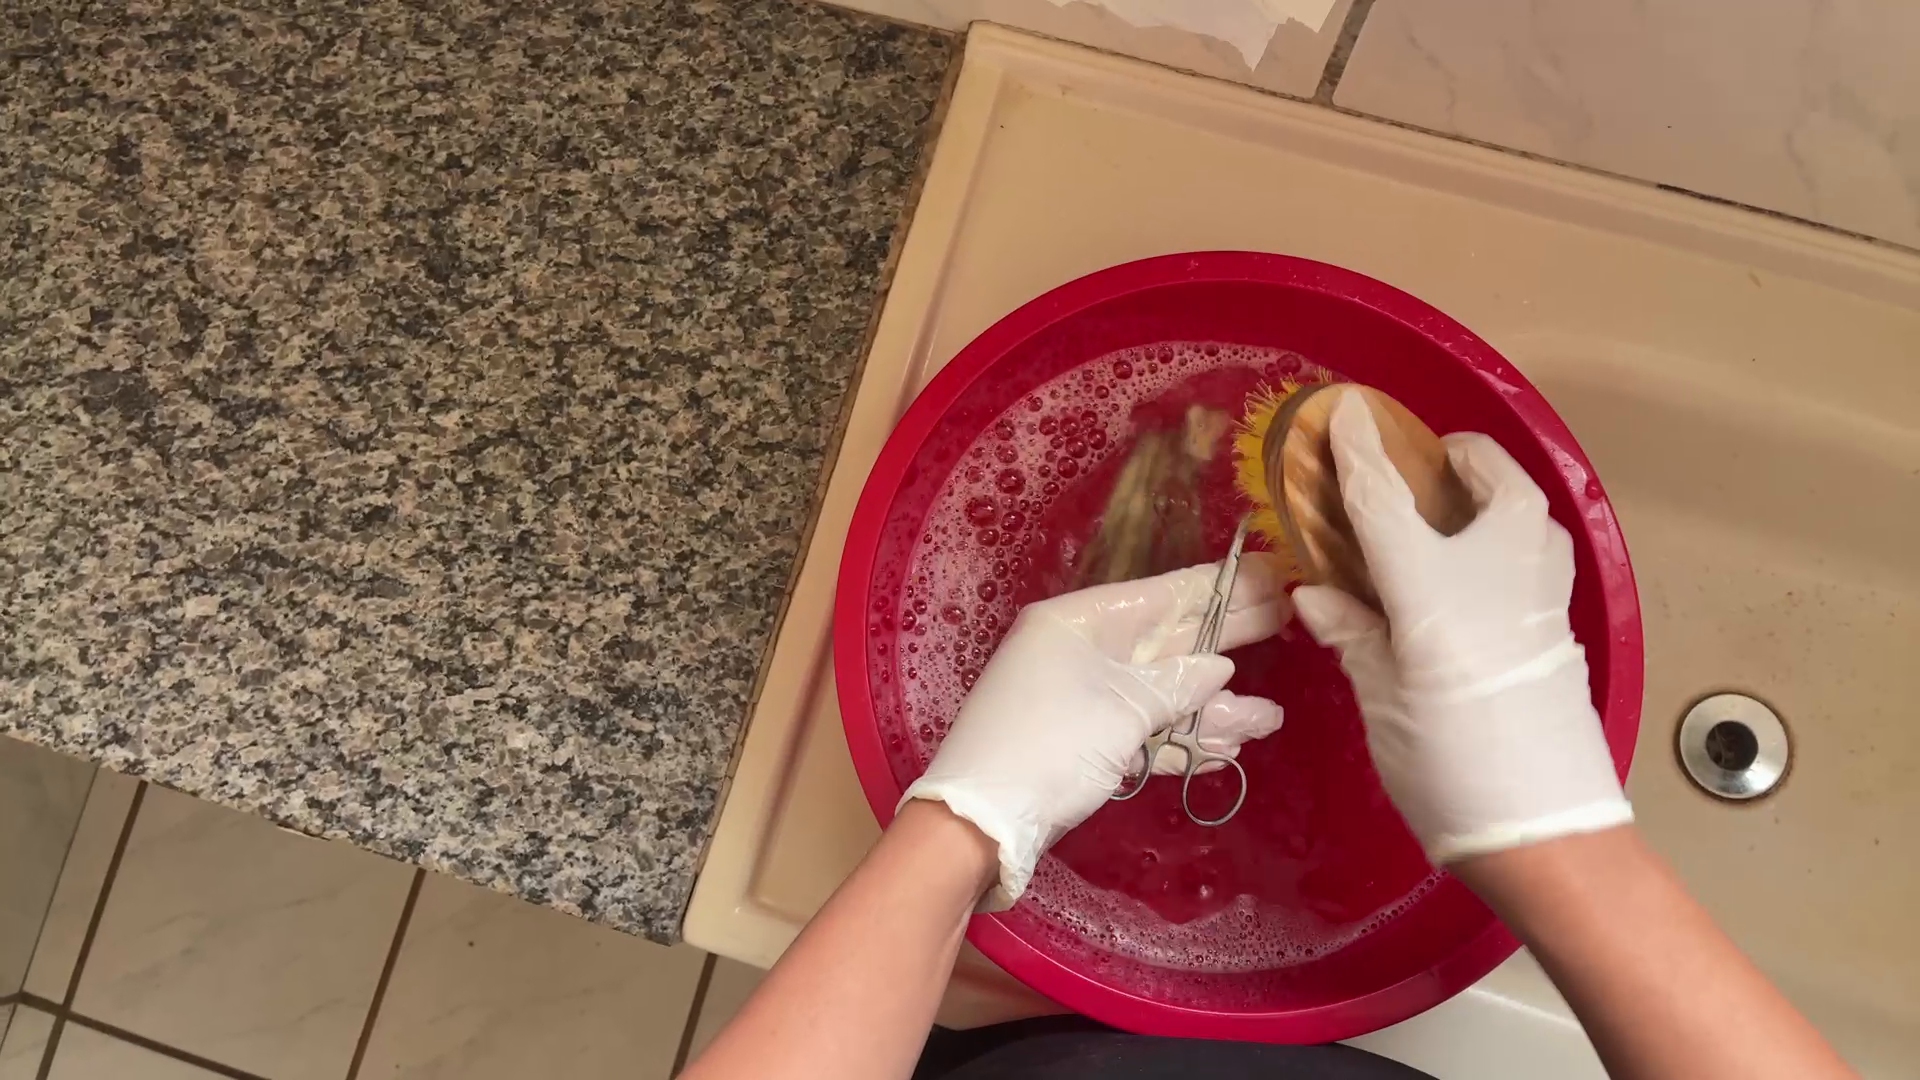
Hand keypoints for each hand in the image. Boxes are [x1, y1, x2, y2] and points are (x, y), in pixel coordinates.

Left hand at [903, 555, 1289, 908]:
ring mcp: (1084, 696)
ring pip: (1161, 692)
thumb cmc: (1050, 744)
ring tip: (1268, 717)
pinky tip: (1227, 747)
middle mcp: (1082, 650)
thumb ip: (1176, 685)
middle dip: (1224, 637)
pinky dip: (1180, 738)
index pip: (1160, 595)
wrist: (981, 818)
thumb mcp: (1120, 709)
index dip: (1216, 587)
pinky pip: (1144, 728)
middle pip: (1166, 639)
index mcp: (1079, 622)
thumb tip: (1219, 669)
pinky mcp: (1086, 739)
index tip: (1266, 574)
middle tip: (1286, 618)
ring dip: (1211, 708)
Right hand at [1290, 389, 1630, 862]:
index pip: (1386, 502)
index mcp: (1433, 590)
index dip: (1360, 453)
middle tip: (1424, 463)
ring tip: (1453, 508)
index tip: (1345, 410)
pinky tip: (1475, 570)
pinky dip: (1508, 536)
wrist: (1544, 834)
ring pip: (1532, 516)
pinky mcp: (1561, 629)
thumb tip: (1315, 592)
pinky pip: (1538, 554)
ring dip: (1495, 492)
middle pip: (1494, 486)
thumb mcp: (1378, 696)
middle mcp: (1497, 579)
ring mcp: (1541, 601)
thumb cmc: (1444, 762)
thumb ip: (1351, 631)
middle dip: (1461, 457)